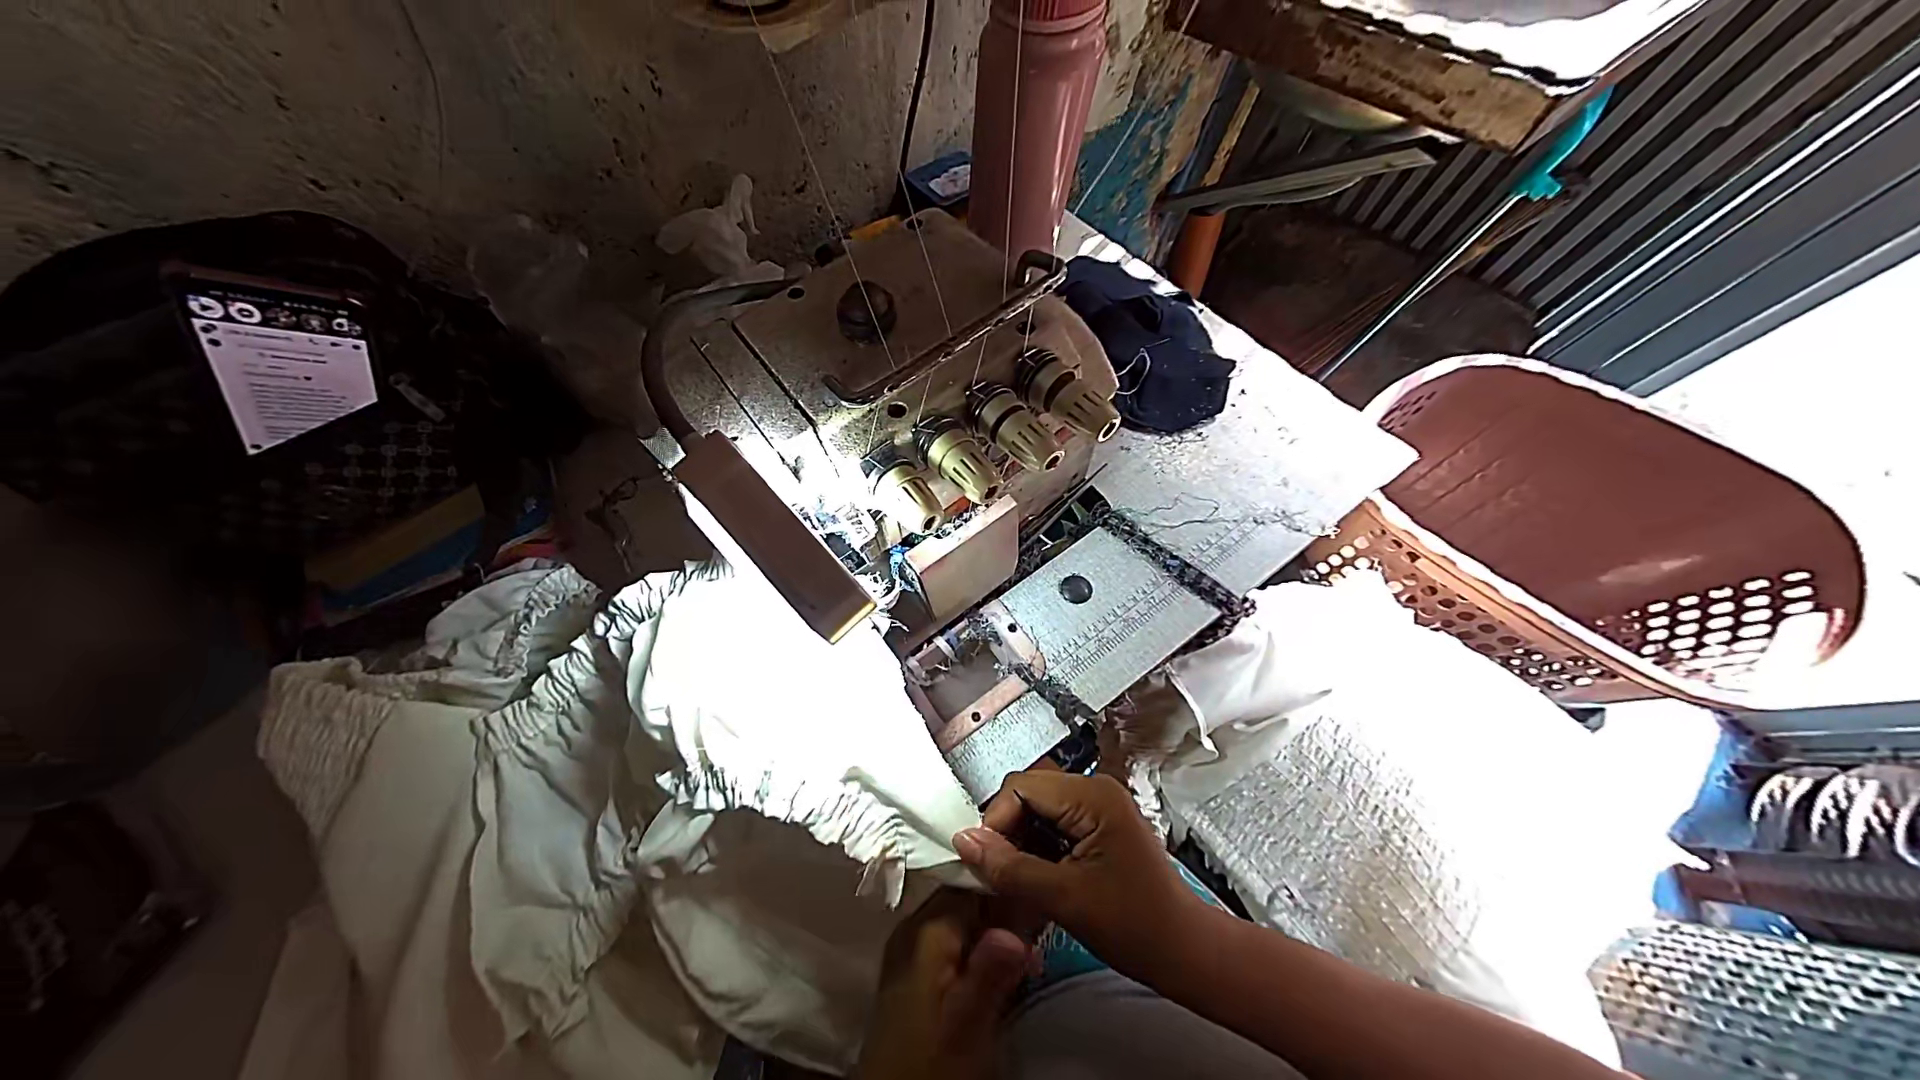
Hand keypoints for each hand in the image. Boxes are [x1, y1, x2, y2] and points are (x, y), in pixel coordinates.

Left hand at [855, 888, 1032, 1079]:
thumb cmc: (929, 1066)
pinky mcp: (915, 973)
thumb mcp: (967, 1024)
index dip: (1006, 885)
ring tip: (1029, 953)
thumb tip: (1018, 928)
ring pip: (961, 921)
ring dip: (995, 931)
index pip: (970, 882)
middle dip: (1004, 910)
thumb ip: (991, 972)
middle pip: (965, 899)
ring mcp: (912, 951)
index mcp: (925, 931)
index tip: (1039, 895)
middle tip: (1040, 930)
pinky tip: (1003, 970)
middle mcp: (914, 929)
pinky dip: (979, 949)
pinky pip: (952, 942)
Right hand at [952, 771, 1208, 982]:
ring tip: (1016, 880)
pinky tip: (1036, 878)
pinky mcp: (1099, 825)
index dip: (996, 820)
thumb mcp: (1063, 897)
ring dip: (1020, 841)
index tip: (985, 862)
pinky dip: (1038, 848)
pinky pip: (1054, 824)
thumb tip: (963, 840)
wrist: (1186, 952)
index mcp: (1092, 796)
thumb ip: (1010, 867)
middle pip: (1028, 793)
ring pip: (1038, 810)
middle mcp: (1095, 790)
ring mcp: (1099, 807)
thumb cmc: (1134, 925)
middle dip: (1007, 830)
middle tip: (998, 874)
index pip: (1021, 787)